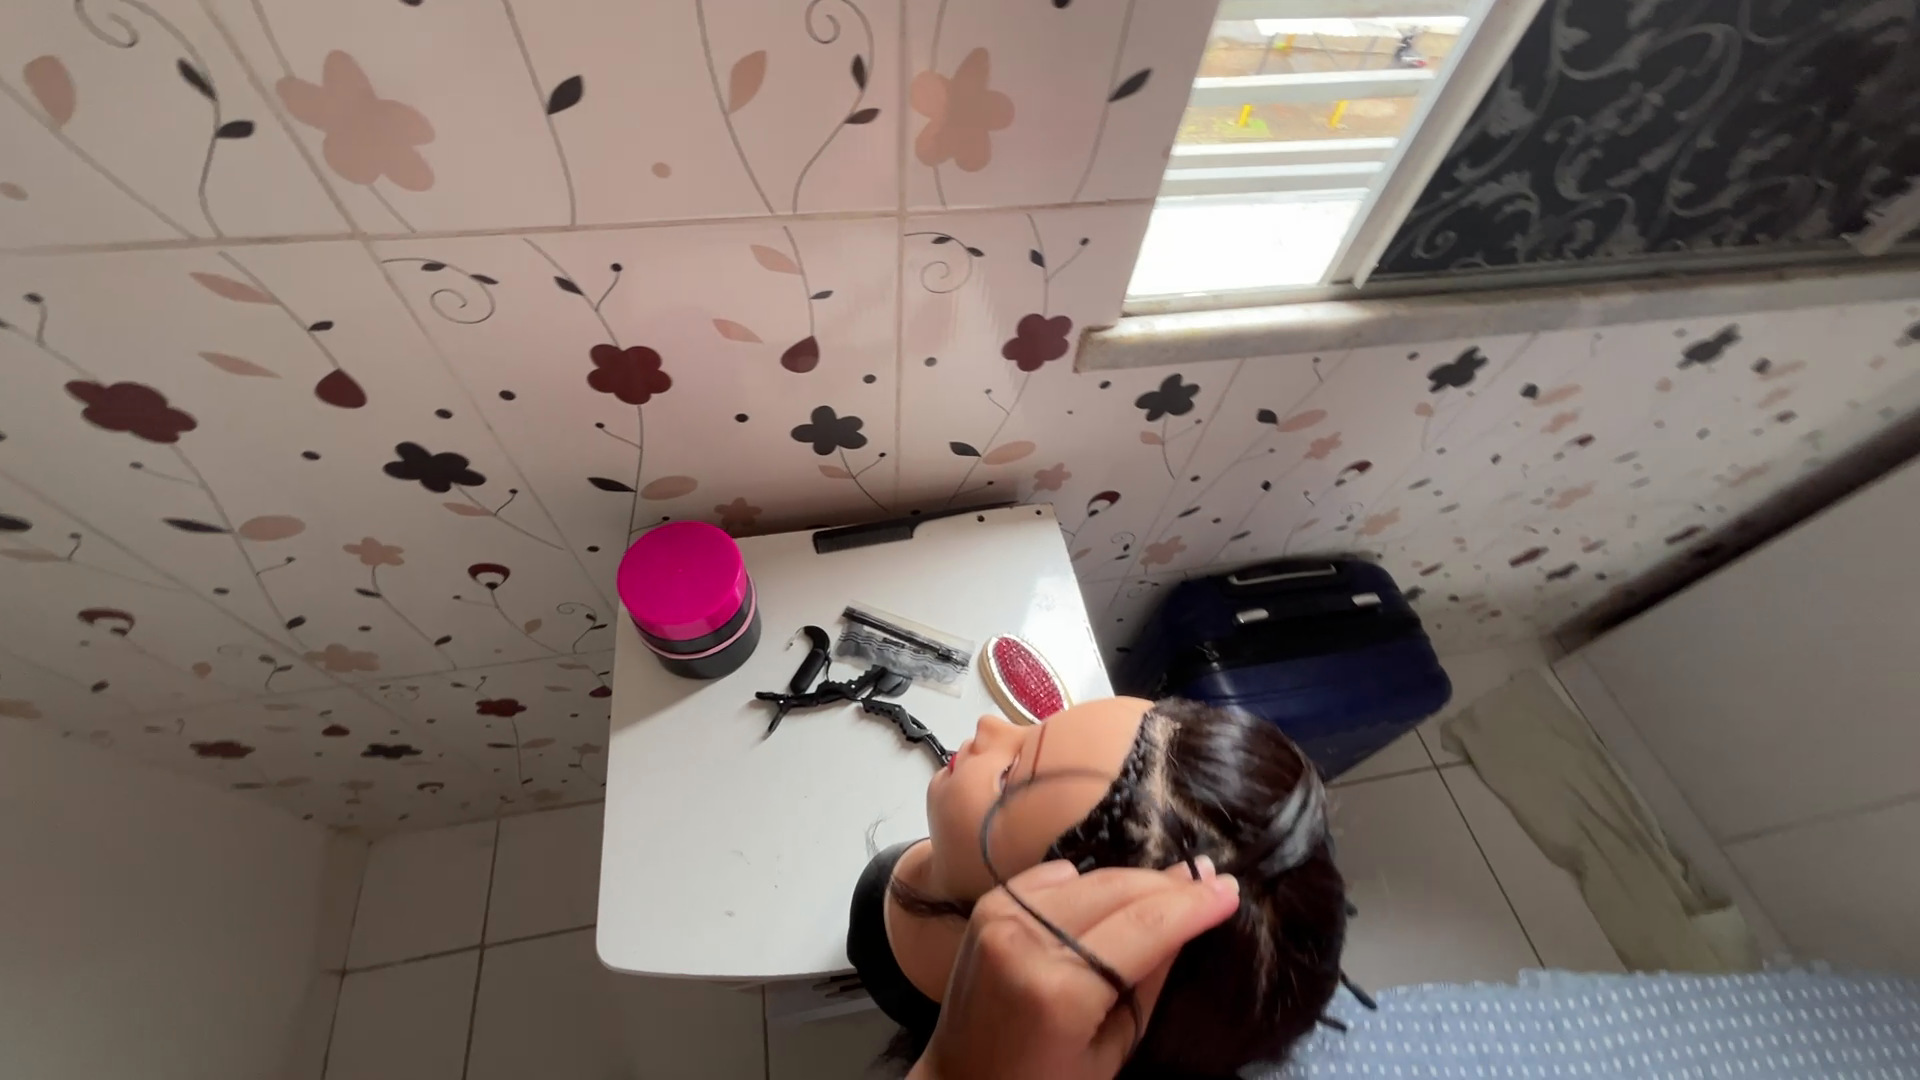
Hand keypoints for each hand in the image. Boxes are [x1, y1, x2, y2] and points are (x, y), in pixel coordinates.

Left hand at [908, 857, 1240, 1079]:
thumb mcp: (1110, 1051)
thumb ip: (1149, 981)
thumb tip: (1186, 918)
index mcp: (1060, 989)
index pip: (1143, 928)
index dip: (1191, 904)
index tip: (1228, 888)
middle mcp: (1026, 937)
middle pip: (1115, 890)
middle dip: (1166, 884)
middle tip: (1206, 879)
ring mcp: (1001, 914)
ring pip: (1087, 876)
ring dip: (1131, 880)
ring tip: (1168, 887)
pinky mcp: (988, 903)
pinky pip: (1051, 876)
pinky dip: (1083, 881)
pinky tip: (1104, 896)